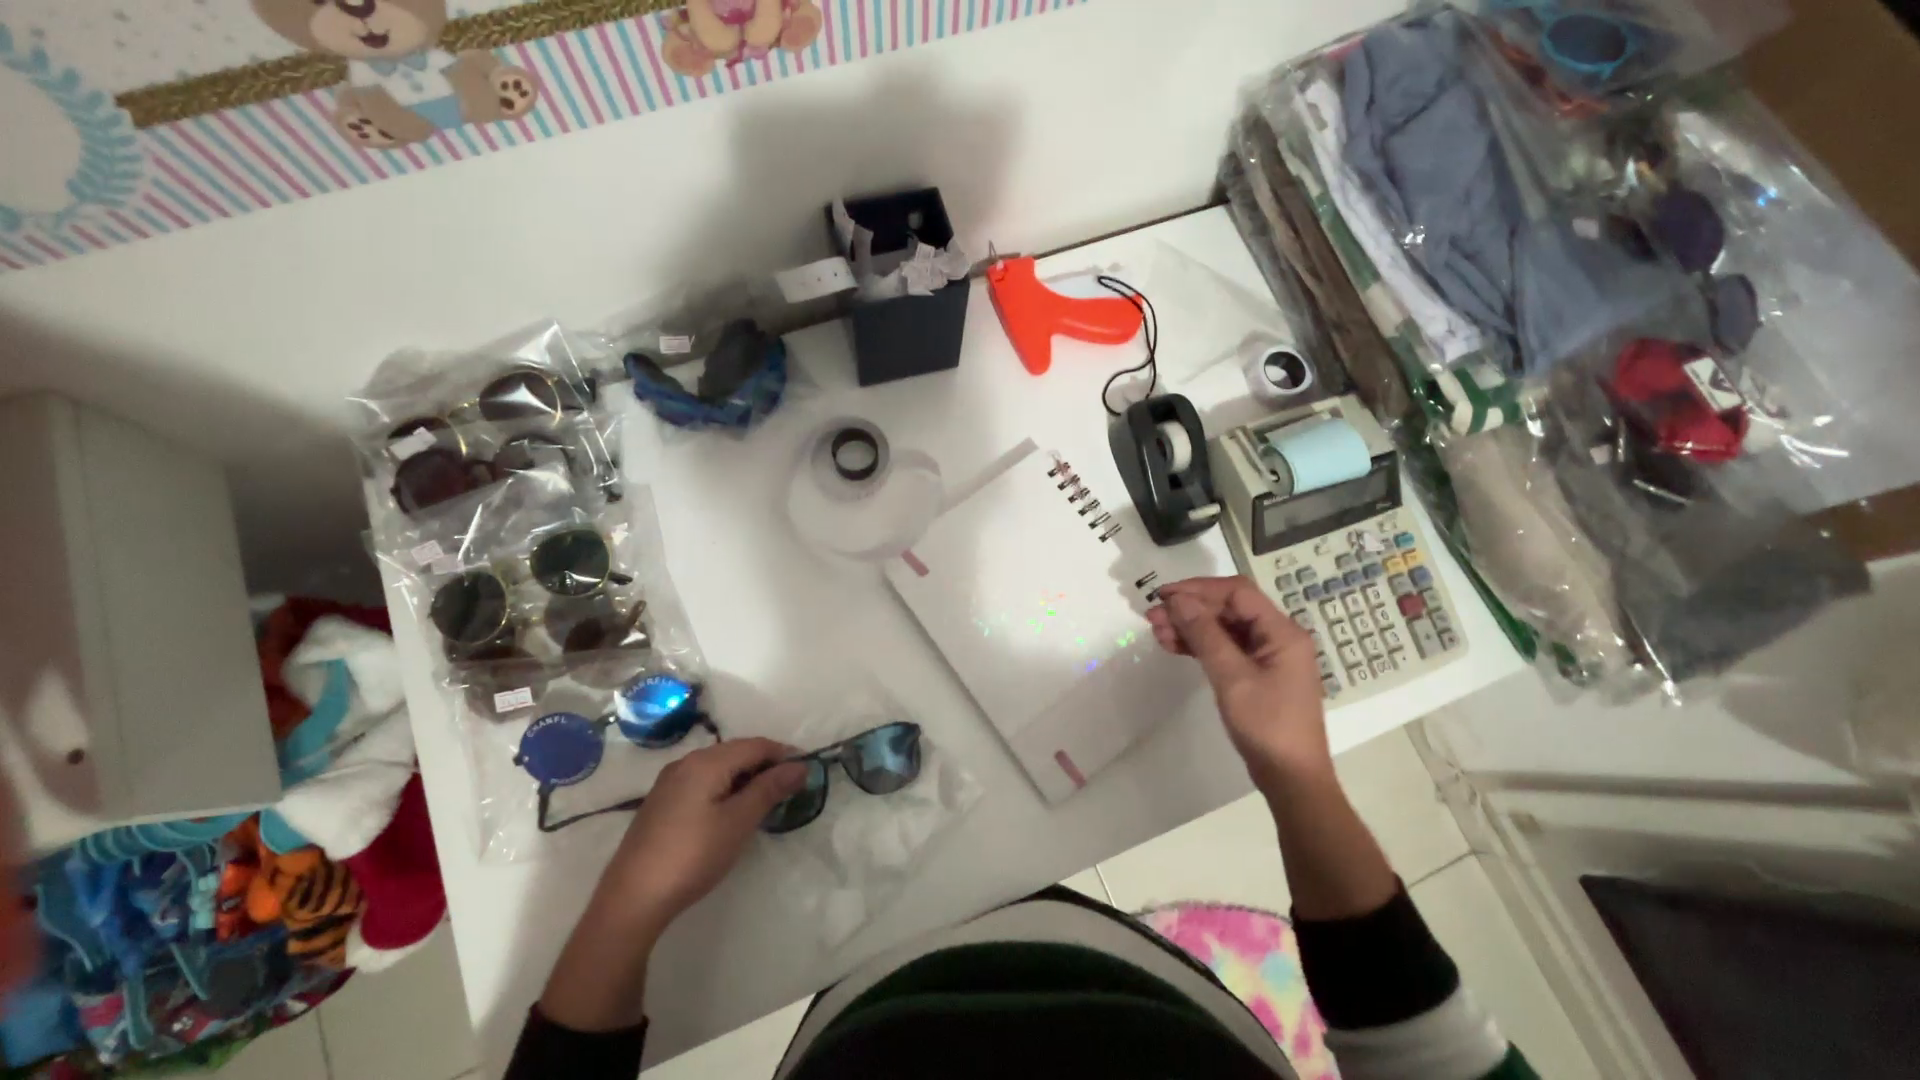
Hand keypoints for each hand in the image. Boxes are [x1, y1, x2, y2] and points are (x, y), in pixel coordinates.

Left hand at [595, 738, 809, 935]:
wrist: (633, 897)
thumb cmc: (693, 855)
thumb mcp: (739, 822)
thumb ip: (769, 789)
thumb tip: (800, 765)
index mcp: (705, 762)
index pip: (755, 745)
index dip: (783, 754)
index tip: (807, 772)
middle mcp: (685, 763)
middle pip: (735, 752)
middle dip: (765, 766)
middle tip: (790, 789)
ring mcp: (669, 783)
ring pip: (718, 768)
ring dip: (745, 779)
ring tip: (766, 802)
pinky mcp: (662, 803)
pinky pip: (702, 783)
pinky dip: (725, 789)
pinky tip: (732, 812)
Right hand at [1147, 577, 1330, 786]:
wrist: (1291, 777)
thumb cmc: (1267, 725)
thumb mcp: (1232, 677)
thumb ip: (1205, 635)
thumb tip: (1178, 601)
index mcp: (1282, 632)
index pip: (1237, 593)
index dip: (1198, 589)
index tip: (1163, 596)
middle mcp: (1277, 637)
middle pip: (1229, 609)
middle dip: (1190, 609)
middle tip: (1153, 618)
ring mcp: (1268, 657)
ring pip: (1225, 629)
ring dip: (1192, 627)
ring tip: (1157, 633)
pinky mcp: (1257, 674)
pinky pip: (1226, 649)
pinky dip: (1201, 645)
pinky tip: (1175, 646)